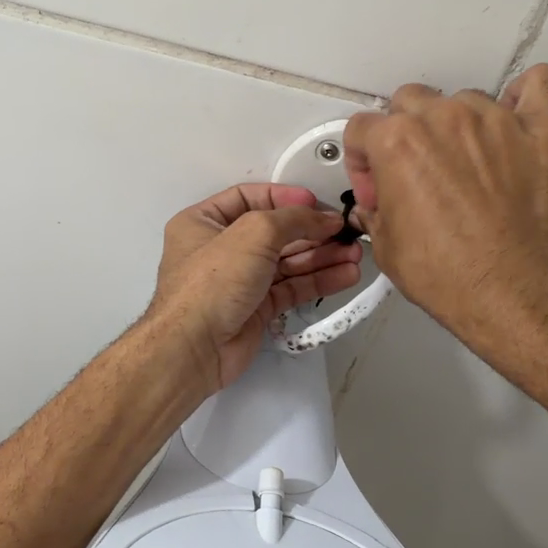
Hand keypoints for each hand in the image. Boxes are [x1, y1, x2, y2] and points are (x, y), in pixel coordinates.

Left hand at [145, 184, 361, 390]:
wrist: (194, 349)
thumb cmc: (210, 284)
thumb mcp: (253, 233)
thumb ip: (293, 219)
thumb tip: (324, 216)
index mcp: (203, 222)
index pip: (249, 198)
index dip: (285, 198)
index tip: (316, 202)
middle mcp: (219, 249)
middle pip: (275, 232)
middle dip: (313, 231)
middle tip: (346, 232)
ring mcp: (238, 281)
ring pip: (287, 262)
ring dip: (321, 256)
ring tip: (354, 255)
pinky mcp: (255, 309)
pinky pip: (291, 288)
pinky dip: (317, 281)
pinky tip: (344, 275)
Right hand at [343, 64, 547, 341]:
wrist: (508, 287)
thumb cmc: (446, 271)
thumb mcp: (386, 246)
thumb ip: (376, 212)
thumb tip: (377, 209)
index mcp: (397, 143)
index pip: (362, 128)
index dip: (361, 161)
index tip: (374, 187)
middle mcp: (443, 119)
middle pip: (410, 101)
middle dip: (403, 133)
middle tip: (413, 173)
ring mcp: (494, 119)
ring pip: (463, 99)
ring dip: (455, 125)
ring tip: (463, 164)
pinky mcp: (537, 131)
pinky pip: (536, 86)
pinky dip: (524, 96)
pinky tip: (513, 120)